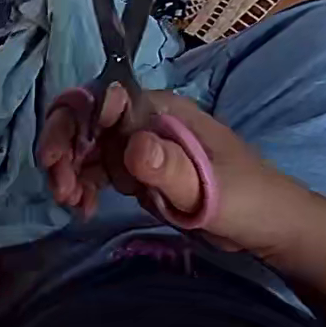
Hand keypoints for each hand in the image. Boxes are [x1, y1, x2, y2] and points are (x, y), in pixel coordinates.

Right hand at [38, 86, 310, 257]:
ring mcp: (140, 144)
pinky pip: (99, 171)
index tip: (58, 161)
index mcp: (162, 110)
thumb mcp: (209, 188)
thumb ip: (170, 167)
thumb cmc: (246, 200)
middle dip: (66, 150)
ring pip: (88, 147)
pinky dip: (85, 186)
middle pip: (87, 121)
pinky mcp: (139, 169)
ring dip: (71, 172)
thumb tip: (133, 145)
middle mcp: (145, 120)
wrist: (267, 227)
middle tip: (60, 188)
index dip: (73, 122)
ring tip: (72, 204)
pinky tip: (83, 209)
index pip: (103, 99)